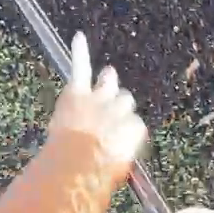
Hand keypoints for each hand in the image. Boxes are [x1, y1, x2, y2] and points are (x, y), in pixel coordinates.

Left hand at [46, 32, 146, 166]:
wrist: (77, 164)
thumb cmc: (96, 175)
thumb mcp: (116, 173)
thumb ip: (118, 163)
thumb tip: (112, 171)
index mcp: (133, 131)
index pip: (136, 125)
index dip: (124, 131)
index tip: (116, 139)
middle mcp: (120, 110)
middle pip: (125, 100)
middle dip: (118, 106)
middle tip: (108, 114)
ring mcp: (99, 98)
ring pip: (108, 83)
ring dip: (107, 82)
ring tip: (107, 76)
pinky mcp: (78, 91)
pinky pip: (81, 67)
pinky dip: (79, 51)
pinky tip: (78, 37)